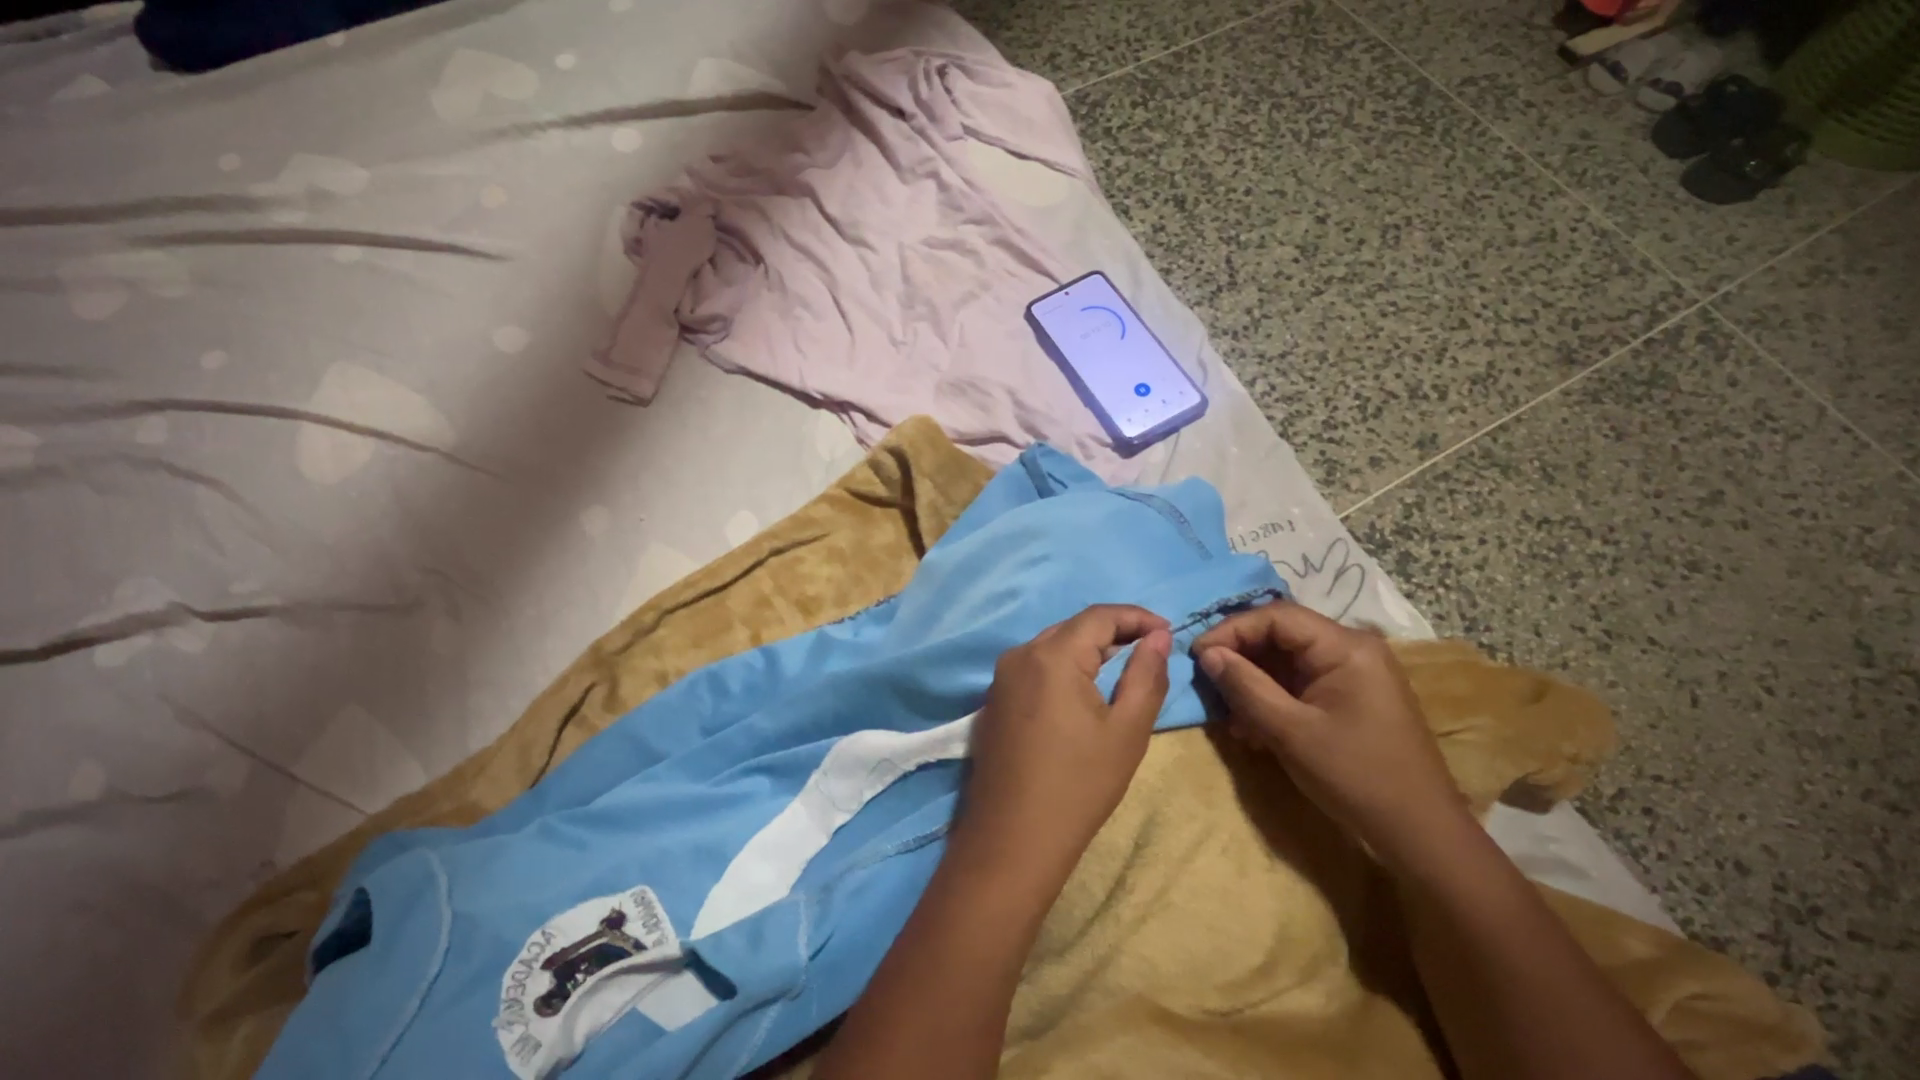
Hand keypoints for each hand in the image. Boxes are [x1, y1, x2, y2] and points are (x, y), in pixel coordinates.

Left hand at [957, 605, 1172, 879]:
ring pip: (1052, 647)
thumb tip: (1157, 637)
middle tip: (1151, 650)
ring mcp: (1001, 679)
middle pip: (1073, 627)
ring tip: (1124, 668)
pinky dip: (1064, 670)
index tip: (1168, 632)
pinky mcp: (994, 703)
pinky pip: (1034, 670)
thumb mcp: (1127, 730)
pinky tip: (1084, 693)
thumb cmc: (1079, 784)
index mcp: (1052, 655)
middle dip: (1114, 632)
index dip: (1137, 617)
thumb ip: (1146, 676)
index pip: (1100, 615)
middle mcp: (1019, 655)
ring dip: (1088, 651)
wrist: (1013, 839)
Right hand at [1191, 601, 1468, 871]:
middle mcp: (1352, 649)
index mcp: (1345, 647)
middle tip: (1206, 682)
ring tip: (1227, 713)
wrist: (1417, 830)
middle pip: (1282, 634)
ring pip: (1288, 660)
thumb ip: (1246, 687)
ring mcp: (1354, 673)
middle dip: (1240, 656)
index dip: (1231, 630)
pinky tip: (1252, 727)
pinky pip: (1302, 682)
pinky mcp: (1351, 697)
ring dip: (1253, 681)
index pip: (1276, 616)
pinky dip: (1273, 698)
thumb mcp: (1290, 732)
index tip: (1196, 656)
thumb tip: (1208, 654)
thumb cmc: (1354, 775)